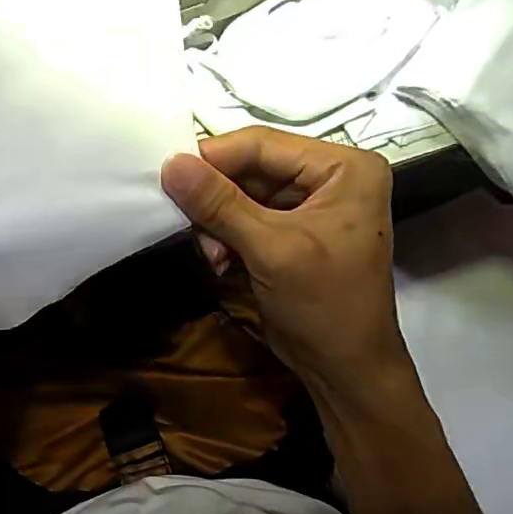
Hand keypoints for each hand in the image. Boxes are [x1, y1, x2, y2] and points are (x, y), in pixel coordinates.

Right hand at [161, 127, 407, 390]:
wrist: (344, 368)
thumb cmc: (323, 305)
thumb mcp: (271, 249)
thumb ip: (220, 204)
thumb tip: (172, 164)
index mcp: (343, 167)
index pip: (264, 145)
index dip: (213, 157)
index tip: (168, 173)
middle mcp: (330, 178)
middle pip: (252, 169)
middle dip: (217, 199)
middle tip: (187, 223)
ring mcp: (311, 207)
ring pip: (243, 196)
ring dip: (218, 224)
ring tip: (212, 254)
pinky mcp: (293, 234)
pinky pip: (247, 220)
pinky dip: (227, 238)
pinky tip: (220, 261)